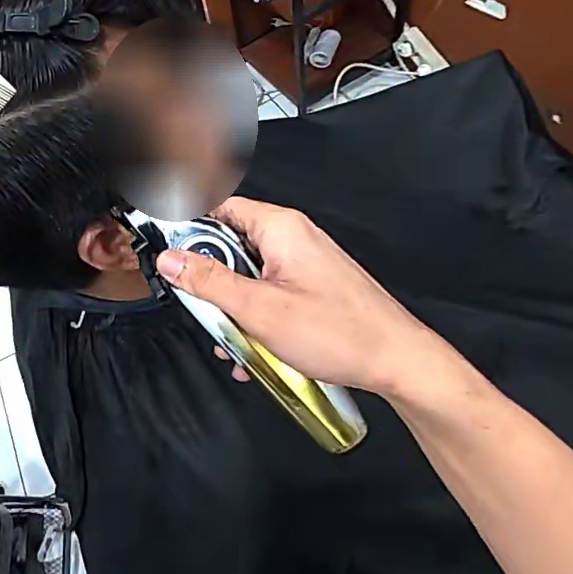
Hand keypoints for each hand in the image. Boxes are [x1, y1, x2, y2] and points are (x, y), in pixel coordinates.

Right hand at [156, 197, 458, 399]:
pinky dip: (252, 313)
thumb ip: (208, 282)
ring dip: (230, 304)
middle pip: (228, 244)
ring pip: (245, 272)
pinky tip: (252, 345)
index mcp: (280, 228)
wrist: (401, 365)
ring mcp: (300, 262)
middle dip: (210, 280)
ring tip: (232, 336)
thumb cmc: (345, 334)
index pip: (218, 208)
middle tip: (205, 306)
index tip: (173, 255)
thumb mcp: (259, 309)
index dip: (189, 230)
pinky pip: (265, 289)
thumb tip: (171, 260)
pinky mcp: (307, 285)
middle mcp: (291, 238)